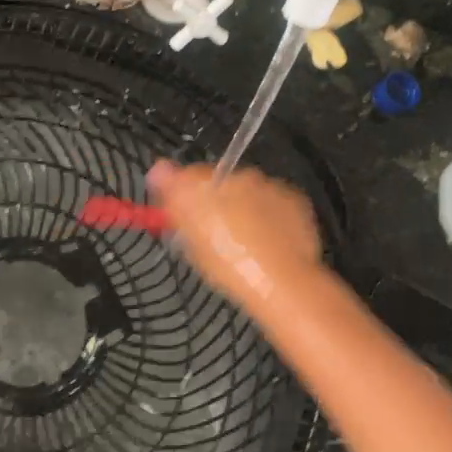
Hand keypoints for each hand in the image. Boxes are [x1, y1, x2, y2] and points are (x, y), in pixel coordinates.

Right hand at [148, 160, 325, 313]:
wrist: (280, 280)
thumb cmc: (227, 266)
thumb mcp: (191, 244)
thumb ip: (174, 203)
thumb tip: (158, 171)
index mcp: (206, 186)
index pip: (185, 176)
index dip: (183, 196)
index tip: (183, 217)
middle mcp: (235, 176)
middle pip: (218, 182)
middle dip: (215, 201)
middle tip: (215, 233)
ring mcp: (267, 184)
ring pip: (248, 190)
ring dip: (243, 206)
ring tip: (245, 241)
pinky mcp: (293, 196)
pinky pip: (273, 200)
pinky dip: (269, 213)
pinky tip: (268, 239)